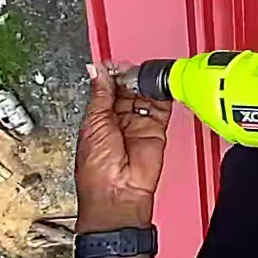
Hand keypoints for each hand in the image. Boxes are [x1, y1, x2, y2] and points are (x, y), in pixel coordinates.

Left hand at [74, 62, 172, 235]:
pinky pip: (162, 108)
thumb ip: (101, 95)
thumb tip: (96, 71)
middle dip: (129, 77)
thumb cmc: (98, 170)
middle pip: (127, 90)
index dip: (111, 75)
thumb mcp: (94, 124)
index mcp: (98, 119)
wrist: (120, 193)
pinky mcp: (156, 130)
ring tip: (145, 74)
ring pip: (144, 96)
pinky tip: (160, 84)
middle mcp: (119, 120)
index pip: (107, 89)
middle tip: (131, 68)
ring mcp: (138, 124)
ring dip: (145, 84)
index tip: (113, 64)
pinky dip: (163, 95)